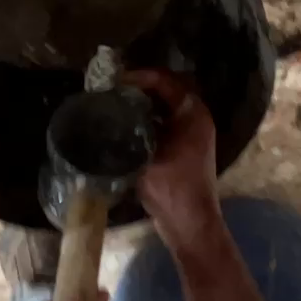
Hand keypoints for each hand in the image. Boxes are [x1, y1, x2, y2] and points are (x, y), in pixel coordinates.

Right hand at [122, 69, 224, 255]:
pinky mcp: (184, 146)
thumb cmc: (171, 189)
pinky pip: (164, 120)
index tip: (113, 80)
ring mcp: (191, 132)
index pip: (165, 80)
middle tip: (111, 87)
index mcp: (192, 113)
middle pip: (166, 89)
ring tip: (114, 101)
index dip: (138, 76)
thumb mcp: (144, 157)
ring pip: (164, 105)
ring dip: (142, 101)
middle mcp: (195, 117)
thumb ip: (126, 132)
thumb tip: (105, 113)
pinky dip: (146, 117)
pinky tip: (124, 122)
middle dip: (139, 85)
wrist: (190, 224)